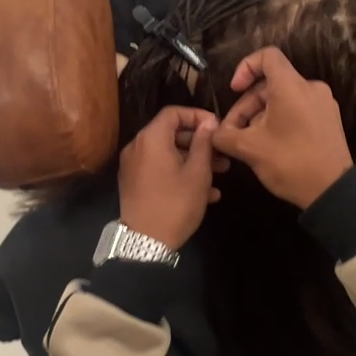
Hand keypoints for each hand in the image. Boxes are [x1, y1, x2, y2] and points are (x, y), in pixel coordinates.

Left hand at [118, 106, 221, 249]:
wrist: (145, 242)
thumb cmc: (175, 203)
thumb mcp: (197, 173)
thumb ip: (203, 144)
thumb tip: (208, 123)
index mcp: (151, 139)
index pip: (173, 113)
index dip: (197, 115)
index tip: (216, 127)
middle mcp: (138, 147)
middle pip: (170, 133)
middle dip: (199, 141)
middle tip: (222, 152)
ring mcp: (133, 165)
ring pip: (167, 153)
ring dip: (193, 159)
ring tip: (221, 172)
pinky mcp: (134, 182)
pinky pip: (159, 168)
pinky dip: (179, 172)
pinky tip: (206, 191)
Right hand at [209, 47, 352, 209]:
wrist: (333, 192)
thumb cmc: (290, 162)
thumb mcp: (249, 149)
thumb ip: (224, 135)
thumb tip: (213, 132)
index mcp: (291, 86)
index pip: (267, 56)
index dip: (245, 67)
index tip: (234, 90)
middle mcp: (310, 88)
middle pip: (271, 82)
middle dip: (247, 105)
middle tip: (232, 131)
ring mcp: (323, 104)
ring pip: (282, 98)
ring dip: (260, 115)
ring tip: (248, 142)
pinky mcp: (328, 120)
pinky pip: (297, 109)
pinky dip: (279, 120)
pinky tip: (269, 144)